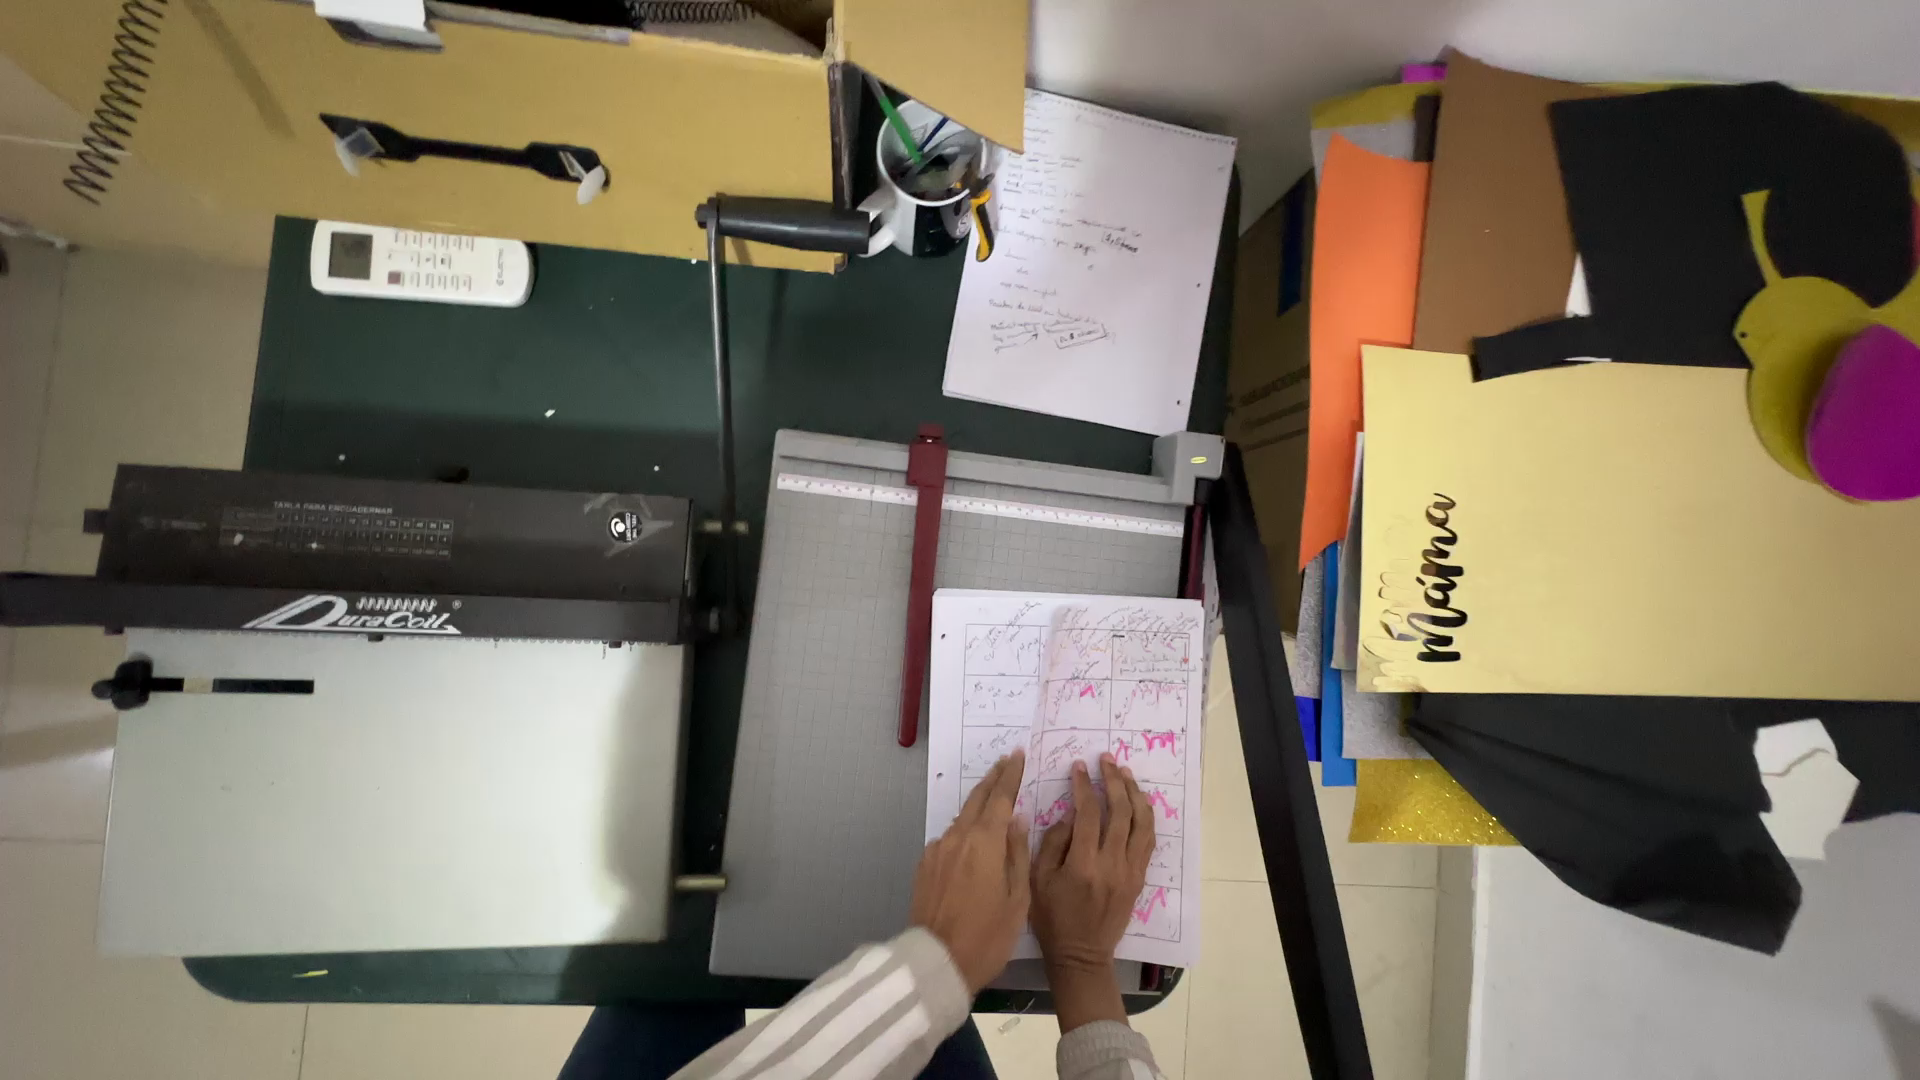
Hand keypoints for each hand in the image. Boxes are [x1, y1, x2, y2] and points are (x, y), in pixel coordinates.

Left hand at [910, 750, 1029, 993]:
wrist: (937, 963)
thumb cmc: (987, 935)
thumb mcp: (1017, 899)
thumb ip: (1017, 854)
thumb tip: (1017, 820)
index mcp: (985, 842)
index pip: (1000, 797)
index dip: (1010, 775)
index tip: (1017, 755)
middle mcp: (958, 837)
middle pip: (977, 798)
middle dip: (993, 778)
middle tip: (1005, 762)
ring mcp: (938, 849)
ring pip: (962, 818)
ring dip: (978, 805)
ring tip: (993, 801)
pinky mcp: (925, 865)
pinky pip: (950, 839)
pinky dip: (964, 831)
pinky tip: (971, 842)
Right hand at [1031, 754, 1154, 1030]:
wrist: (1081, 956)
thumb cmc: (1052, 918)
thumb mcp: (1037, 879)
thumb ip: (1053, 842)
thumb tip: (1070, 813)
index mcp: (1083, 864)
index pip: (1088, 813)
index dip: (1084, 785)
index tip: (1078, 766)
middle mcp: (1112, 864)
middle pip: (1120, 811)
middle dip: (1113, 780)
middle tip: (1105, 759)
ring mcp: (1130, 871)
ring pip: (1141, 823)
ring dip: (1134, 793)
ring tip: (1125, 772)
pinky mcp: (1139, 879)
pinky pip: (1148, 840)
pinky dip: (1145, 816)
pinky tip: (1138, 800)